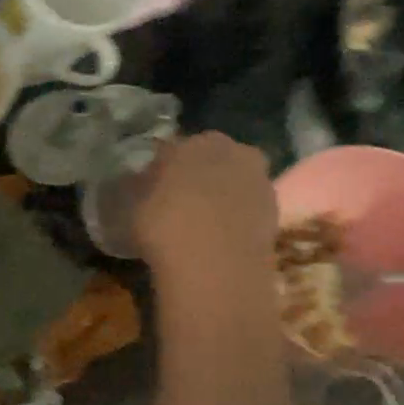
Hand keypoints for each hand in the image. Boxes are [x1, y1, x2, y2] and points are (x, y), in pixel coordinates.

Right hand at [133, 133, 277, 280]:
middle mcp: (231, 148)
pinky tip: (217, 233)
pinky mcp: (273, 201)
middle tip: (175, 201)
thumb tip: (137, 180)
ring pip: (231, 177)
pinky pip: (245, 200)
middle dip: (194, 174)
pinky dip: (233, 211)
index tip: (148, 188)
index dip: (159, 169)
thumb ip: (138, 188)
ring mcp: (258, 174)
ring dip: (217, 192)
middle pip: (208, 158)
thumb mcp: (130, 209)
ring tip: (197, 220)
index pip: (170, 149)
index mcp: (191, 143)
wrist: (215, 261)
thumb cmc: (163, 229)